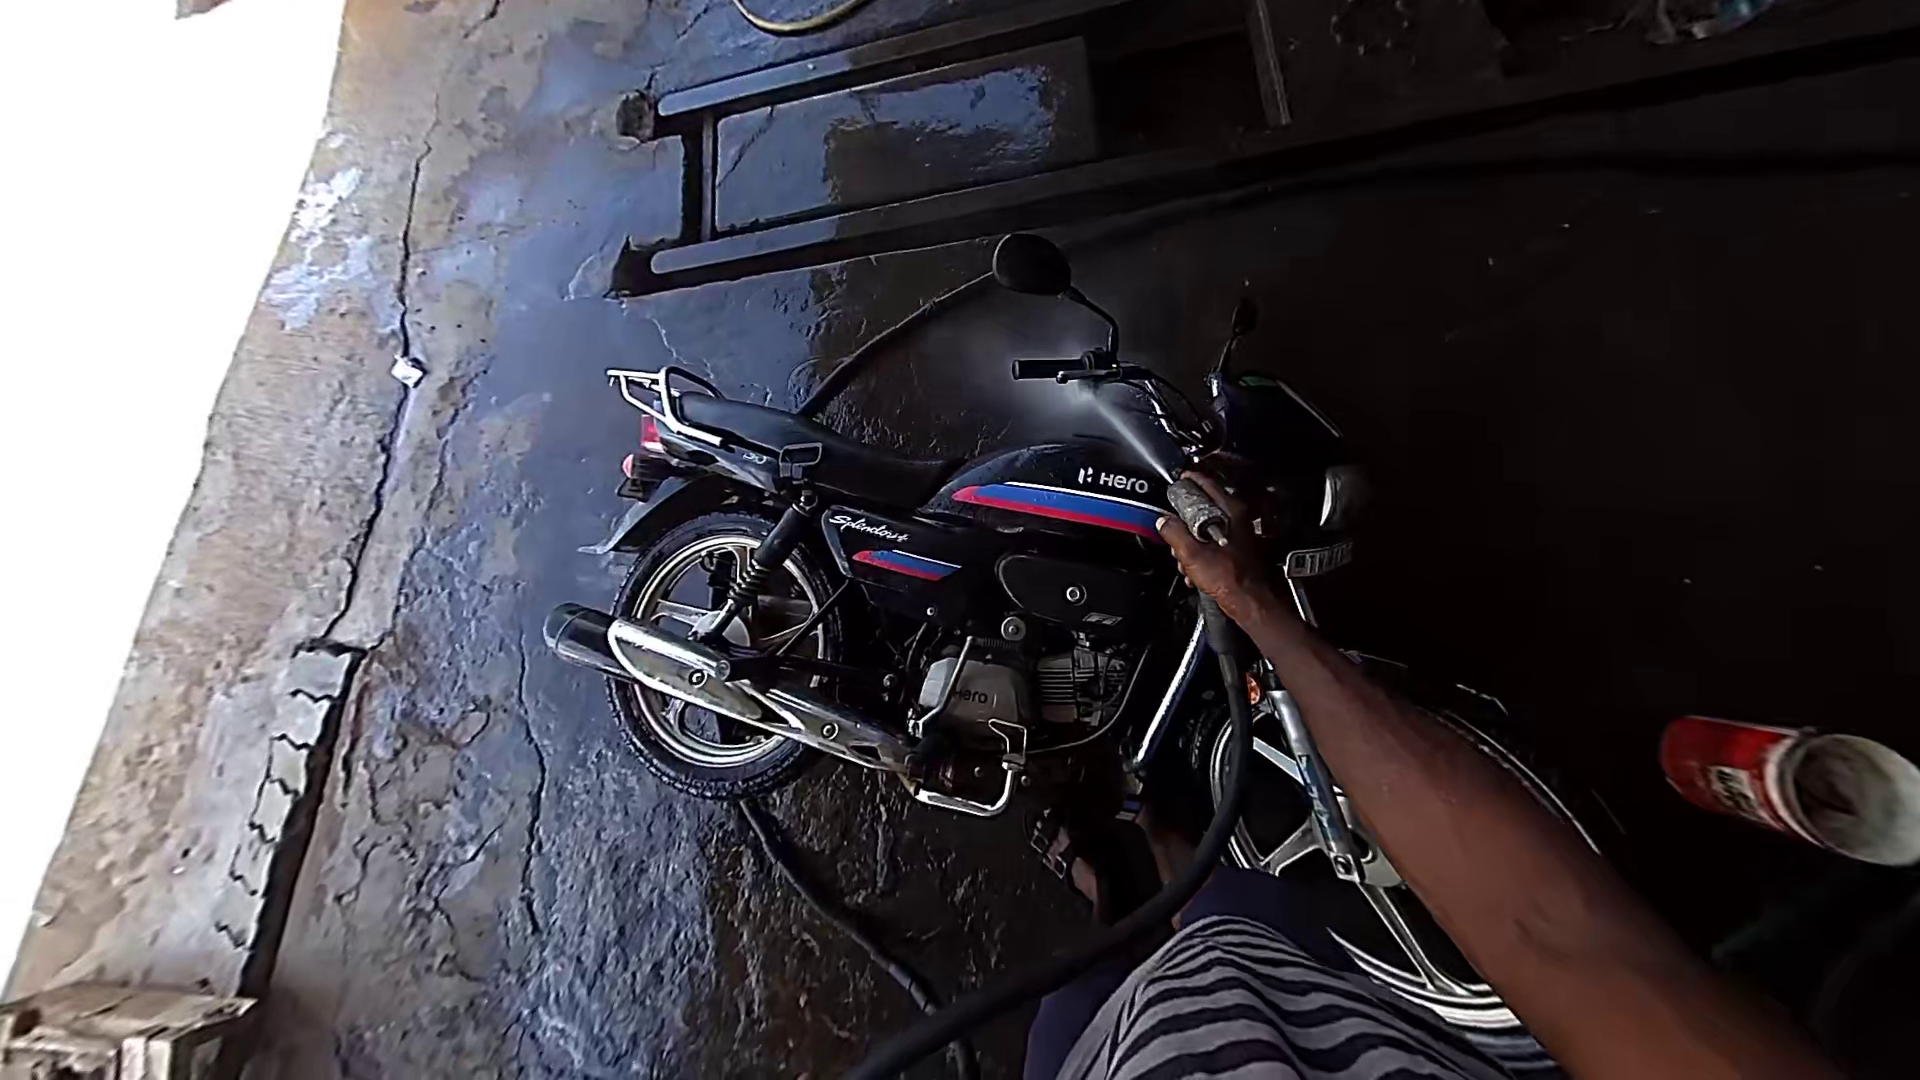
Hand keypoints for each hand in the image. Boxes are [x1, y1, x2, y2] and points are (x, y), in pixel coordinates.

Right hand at [1157, 471, 1285, 625]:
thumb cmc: (1231, 579)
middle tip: (1174, 538)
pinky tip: (1194, 569)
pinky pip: (1209, 543)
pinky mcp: (1234, 548)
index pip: (1207, 485)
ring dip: (1189, 544)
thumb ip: (1174, 533)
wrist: (1249, 602)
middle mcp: (1236, 520)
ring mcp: (1237, 534)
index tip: (1179, 480)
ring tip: (1185, 561)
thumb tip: (1163, 521)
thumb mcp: (1192, 553)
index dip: (1190, 481)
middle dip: (1183, 525)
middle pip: (1201, 510)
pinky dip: (1199, 554)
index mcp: (1230, 513)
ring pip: (1203, 529)